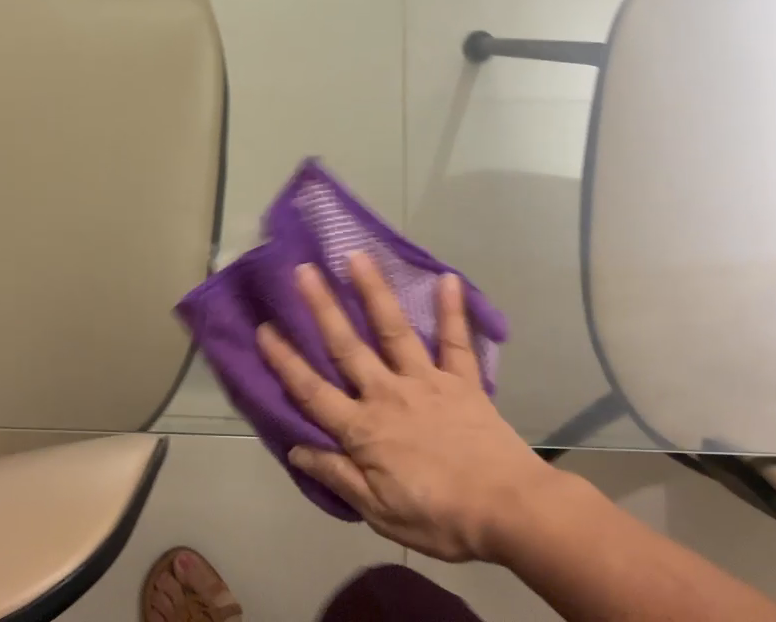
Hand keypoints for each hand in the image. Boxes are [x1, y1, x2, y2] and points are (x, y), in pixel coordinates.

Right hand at [256, 253, 565, 563]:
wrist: (511, 511)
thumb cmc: (441, 518)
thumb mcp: (380, 512)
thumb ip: (338, 476)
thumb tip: (296, 449)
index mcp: (364, 429)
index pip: (312, 391)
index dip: (285, 360)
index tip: (264, 328)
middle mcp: (388, 394)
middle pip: (347, 346)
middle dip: (322, 307)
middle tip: (302, 269)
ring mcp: (426, 382)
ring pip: (393, 330)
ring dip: (373, 292)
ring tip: (356, 256)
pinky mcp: (462, 382)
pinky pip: (456, 343)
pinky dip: (452, 311)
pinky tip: (448, 278)